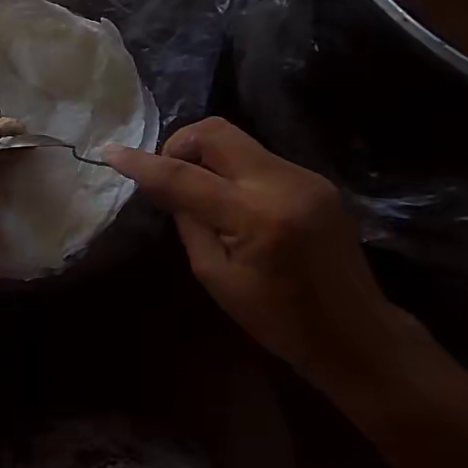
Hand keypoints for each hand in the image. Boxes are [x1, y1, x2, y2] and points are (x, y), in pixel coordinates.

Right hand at [104, 117, 422, 384]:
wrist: (358, 335)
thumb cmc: (277, 319)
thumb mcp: (214, 274)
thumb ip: (187, 220)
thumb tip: (162, 184)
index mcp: (256, 216)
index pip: (183, 175)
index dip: (141, 163)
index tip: (110, 153)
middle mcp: (284, 184)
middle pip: (216, 132)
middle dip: (179, 145)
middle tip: (166, 176)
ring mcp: (305, 178)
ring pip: (235, 141)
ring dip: (204, 157)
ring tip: (195, 192)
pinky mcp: (315, 181)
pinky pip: (256, 157)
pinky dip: (228, 168)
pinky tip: (226, 199)